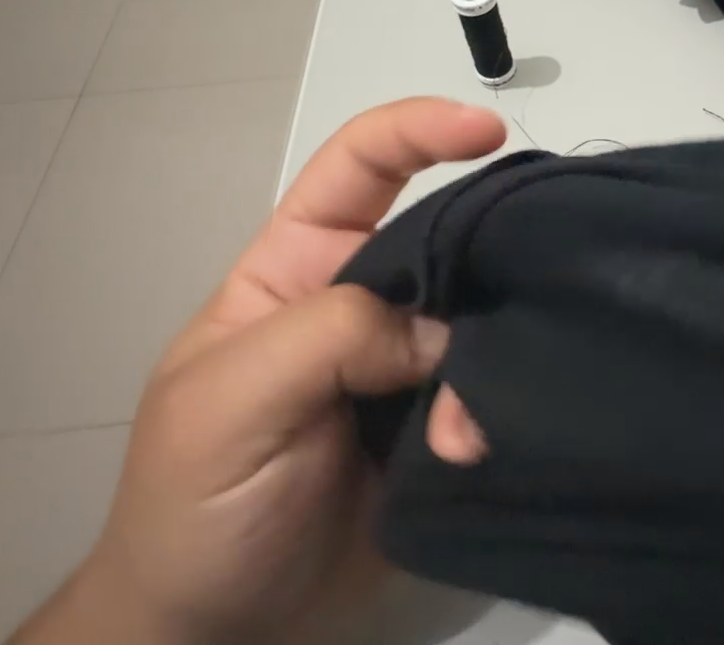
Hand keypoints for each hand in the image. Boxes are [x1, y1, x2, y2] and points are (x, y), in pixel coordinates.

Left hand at [13, 98, 503, 643]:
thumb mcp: (230, 400)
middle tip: (527, 276)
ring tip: (468, 422)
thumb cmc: (196, 502)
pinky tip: (475, 449)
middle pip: (444, 231)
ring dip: (492, 354)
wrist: (223, 633)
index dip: (418, 130)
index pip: (360, 166)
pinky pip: (492, 387)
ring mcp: (410, 361)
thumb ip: (328, 337)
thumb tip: (442, 334)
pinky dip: (494, 412)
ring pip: (480, 313)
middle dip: (488, 246)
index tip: (486, 129)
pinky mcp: (444, 418)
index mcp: (302, 267)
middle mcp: (366, 300)